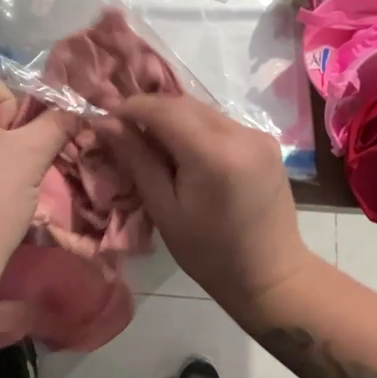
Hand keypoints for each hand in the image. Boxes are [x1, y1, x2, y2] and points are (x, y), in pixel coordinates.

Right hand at [97, 96, 323, 311]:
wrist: (270, 273)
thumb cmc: (210, 252)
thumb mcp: (164, 209)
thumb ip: (137, 160)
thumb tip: (106, 124)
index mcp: (214, 154)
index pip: (164, 109)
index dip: (131, 108)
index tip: (107, 119)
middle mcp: (241, 134)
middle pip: (184, 104)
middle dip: (151, 112)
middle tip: (124, 132)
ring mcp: (258, 135)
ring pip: (203, 111)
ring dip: (174, 119)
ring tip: (153, 145)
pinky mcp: (267, 142)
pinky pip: (222, 123)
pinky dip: (197, 129)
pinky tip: (186, 153)